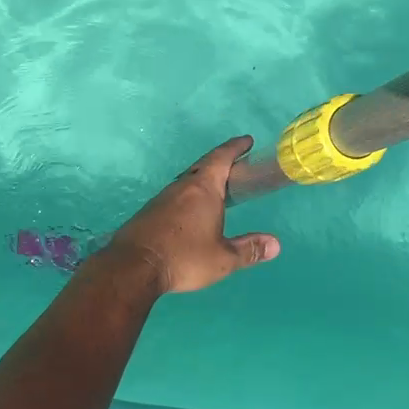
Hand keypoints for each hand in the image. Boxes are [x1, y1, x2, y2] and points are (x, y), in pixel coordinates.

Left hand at [106, 136, 281, 294]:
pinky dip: (187, 197)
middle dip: (219, 164)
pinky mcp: (148, 213)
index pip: (221, 158)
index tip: (246, 141)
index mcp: (203, 189)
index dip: (235, 148)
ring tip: (214, 190)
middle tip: (234, 167)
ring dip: (201, 181)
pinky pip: (174, 197)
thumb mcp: (222, 259)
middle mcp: (181, 187)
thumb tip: (275, 244)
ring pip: (186, 182)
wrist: (133, 267)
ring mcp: (161, 199)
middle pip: (202, 167)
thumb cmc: (183, 258)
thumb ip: (249, 250)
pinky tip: (188, 212)